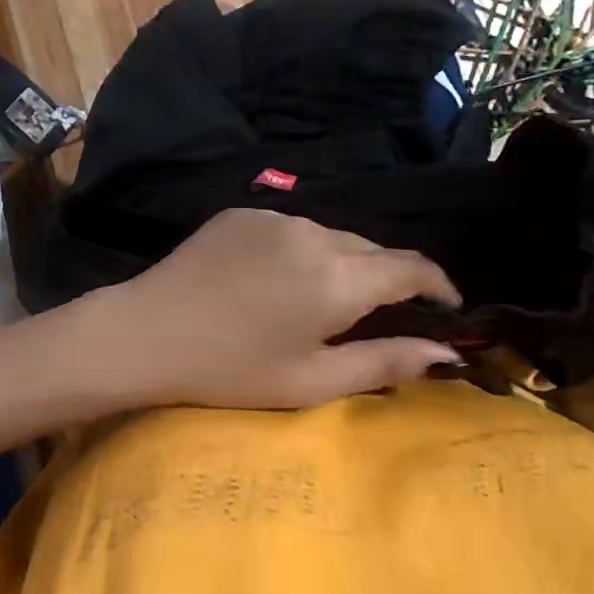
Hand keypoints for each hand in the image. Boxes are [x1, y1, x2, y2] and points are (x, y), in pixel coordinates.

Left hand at [93, 209, 463, 409]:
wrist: (147, 333)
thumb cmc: (231, 369)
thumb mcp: (312, 380)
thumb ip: (384, 362)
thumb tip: (443, 352)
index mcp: (339, 277)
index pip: (413, 267)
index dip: (439, 285)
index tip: (446, 306)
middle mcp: (315, 233)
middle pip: (373, 249)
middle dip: (387, 279)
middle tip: (378, 316)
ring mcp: (276, 217)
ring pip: (331, 237)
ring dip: (341, 264)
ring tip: (319, 302)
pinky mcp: (243, 213)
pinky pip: (291, 229)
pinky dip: (301, 252)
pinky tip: (274, 281)